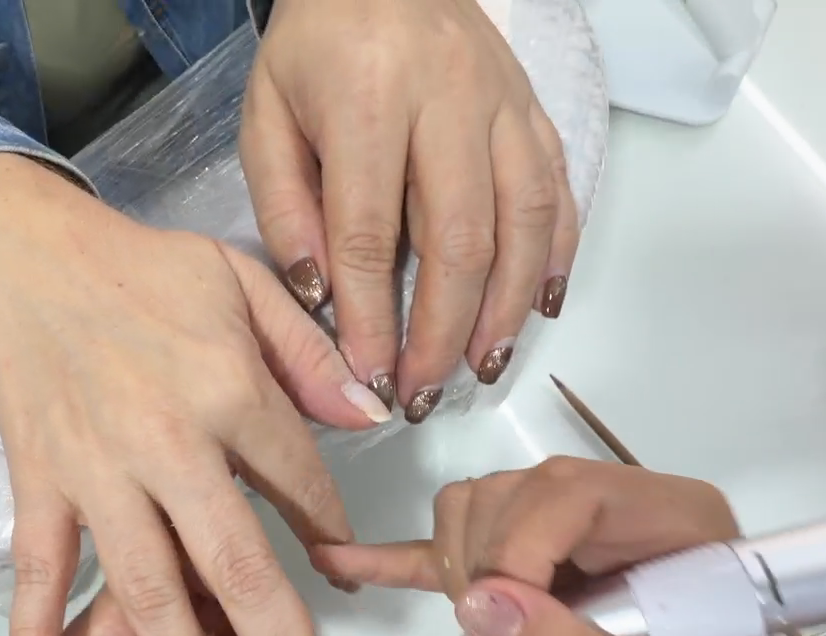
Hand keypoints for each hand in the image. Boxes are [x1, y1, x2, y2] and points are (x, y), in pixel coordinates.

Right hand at [0, 155, 379, 635]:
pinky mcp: (37, 487)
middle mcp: (166, 445)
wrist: (25, 257)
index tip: (346, 585)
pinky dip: (35, 635)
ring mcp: (94, 475)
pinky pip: (39, 571)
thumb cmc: (142, 269)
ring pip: (148, 590)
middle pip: (236, 567)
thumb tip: (371, 417)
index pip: (301, 487)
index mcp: (228, 390)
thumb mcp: (242, 282)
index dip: (332, 541)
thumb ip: (309, 353)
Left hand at [243, 0, 579, 420]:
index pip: (371, 236)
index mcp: (367, 101)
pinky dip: (556, 255)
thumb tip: (322, 297)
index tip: (369, 378)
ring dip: (505, 309)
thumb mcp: (267, 122)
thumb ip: (287, 210)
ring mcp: (503, 102)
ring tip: (485, 369)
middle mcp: (448, 99)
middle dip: (442, 332)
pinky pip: (559, 188)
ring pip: (523, 221)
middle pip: (459, 240)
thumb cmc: (310, 50)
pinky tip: (539, 307)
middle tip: (424, 394)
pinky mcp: (534, 107)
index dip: (372, 319)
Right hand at [313, 458, 815, 635]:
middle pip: (508, 492)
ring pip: (471, 507)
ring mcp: (560, 520)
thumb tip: (477, 600)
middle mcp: (612, 498)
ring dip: (454, 566)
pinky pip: (449, 542)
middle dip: (482, 565)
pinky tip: (338, 560)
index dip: (518, 547)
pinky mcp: (519, 551)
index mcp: (667, 516)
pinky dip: (397, 558)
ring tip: (482, 624)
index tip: (505, 619)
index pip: (567, 492)